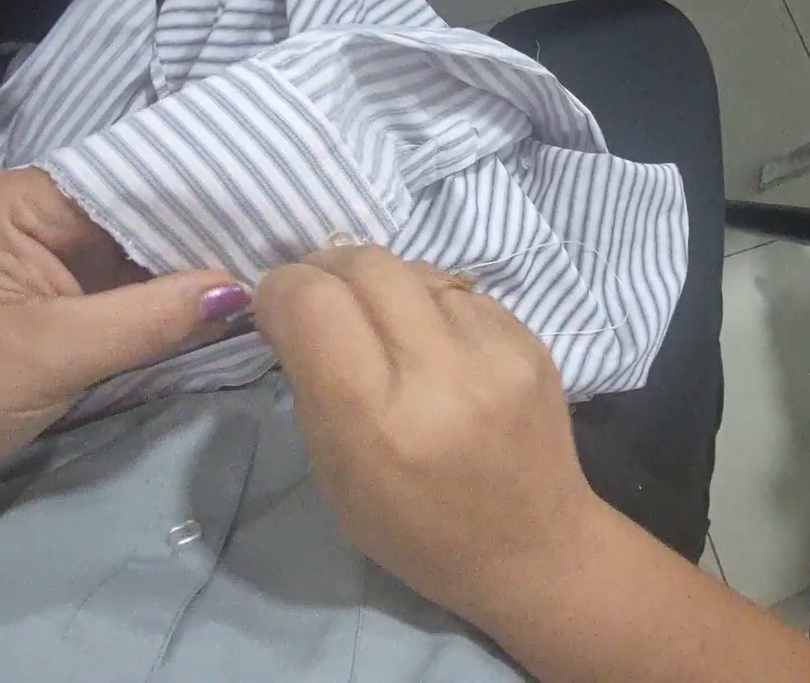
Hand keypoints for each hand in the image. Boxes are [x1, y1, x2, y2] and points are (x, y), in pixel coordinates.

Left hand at [0, 168, 248, 549]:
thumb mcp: (52, 355)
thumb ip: (151, 318)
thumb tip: (245, 289)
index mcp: (23, 200)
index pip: (130, 179)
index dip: (198, 194)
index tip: (267, 206)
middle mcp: (42, 214)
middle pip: (142, 212)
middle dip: (203, 231)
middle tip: (280, 238)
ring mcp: (56, 256)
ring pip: (143, 251)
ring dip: (195, 266)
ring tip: (267, 262)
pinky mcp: (67, 296)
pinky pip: (134, 285)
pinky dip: (174, 296)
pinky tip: (227, 296)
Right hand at [253, 245, 604, 622]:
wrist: (531, 545)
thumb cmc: (414, 527)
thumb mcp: (334, 472)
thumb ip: (309, 380)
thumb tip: (292, 303)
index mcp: (377, 419)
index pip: (314, 301)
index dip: (282, 288)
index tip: (277, 303)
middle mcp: (439, 372)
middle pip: (365, 263)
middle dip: (326, 266)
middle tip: (319, 293)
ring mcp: (494, 348)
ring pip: (412, 267)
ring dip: (379, 282)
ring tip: (378, 317)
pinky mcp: (528, 336)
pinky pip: (457, 289)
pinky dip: (428, 301)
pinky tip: (432, 337)